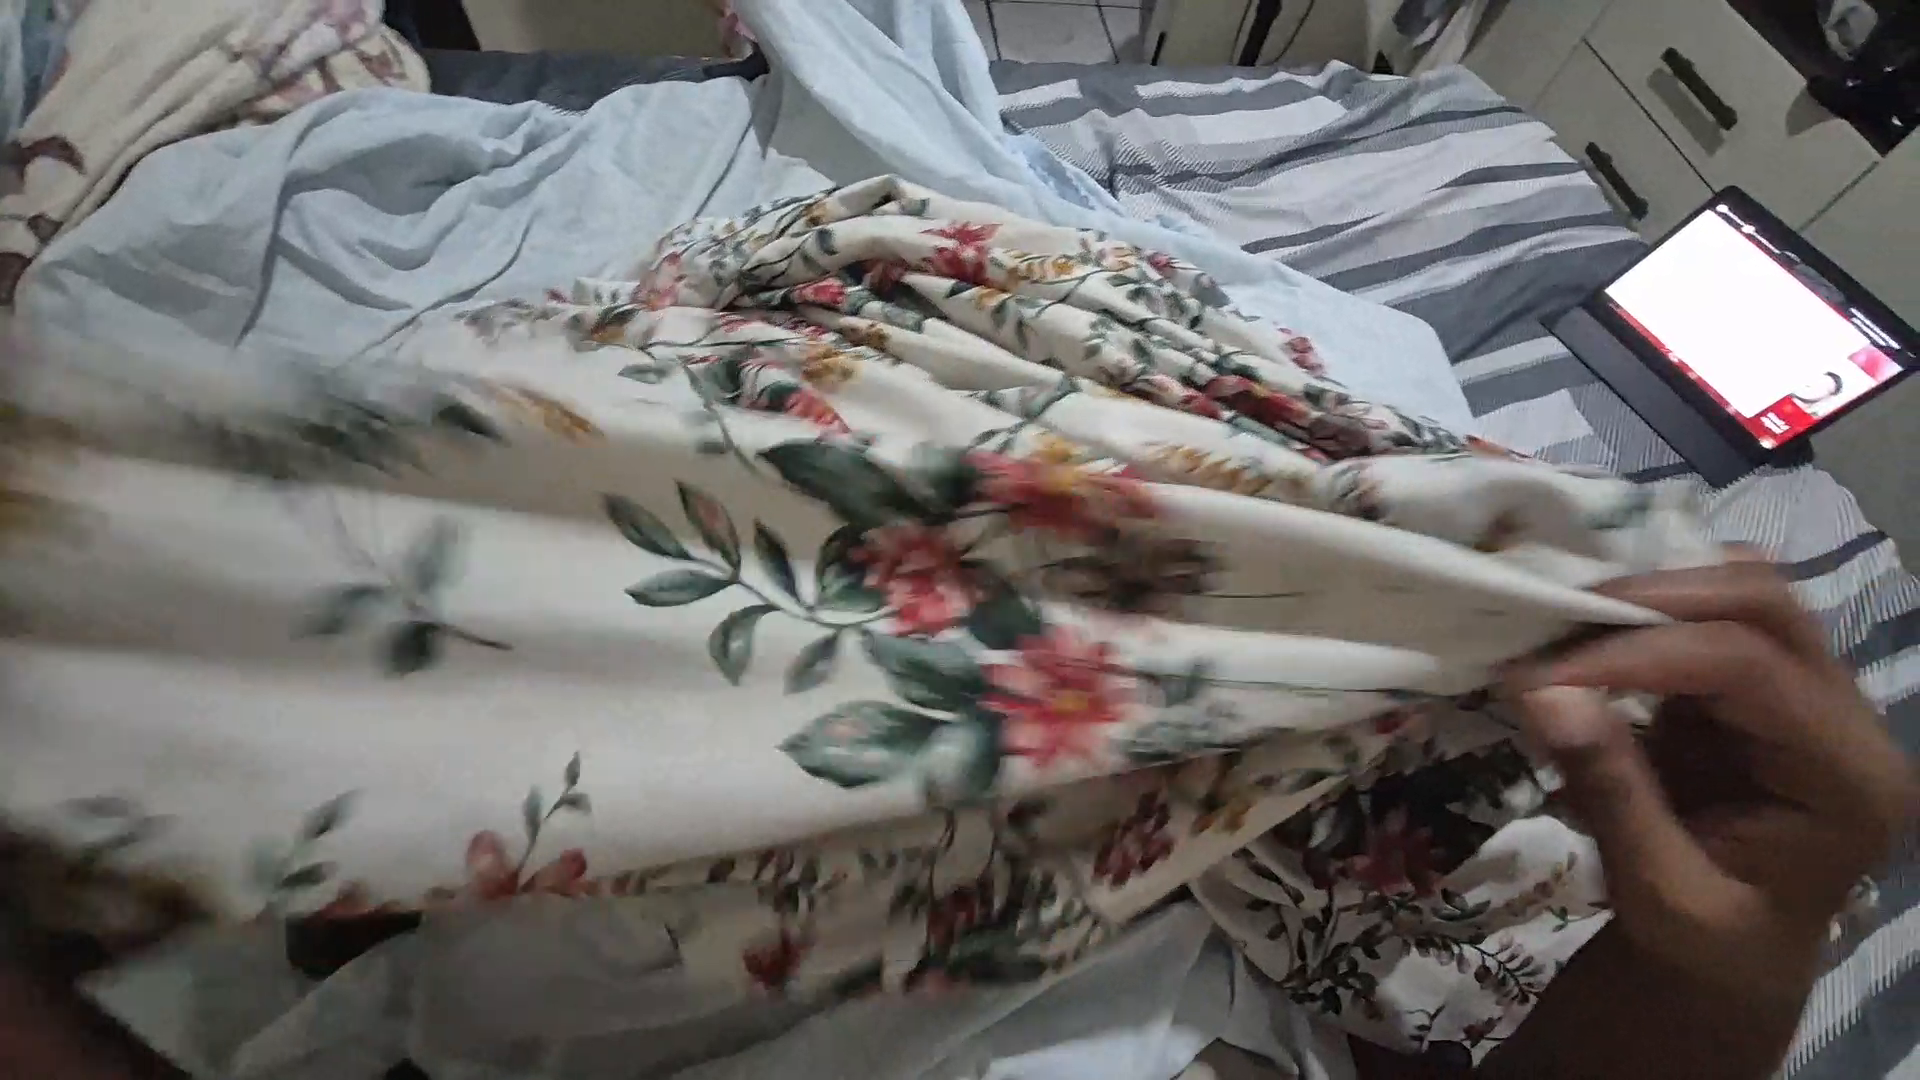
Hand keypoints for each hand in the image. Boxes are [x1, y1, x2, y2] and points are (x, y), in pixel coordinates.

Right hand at [1508, 560, 1916, 1000]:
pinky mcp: (1750, 691)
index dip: (1633, 655)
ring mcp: (1802, 698)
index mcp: (1846, 780)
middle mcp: (1845, 722)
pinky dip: (1639, 609)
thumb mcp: (1656, 886)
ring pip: (1738, 594)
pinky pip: (1704, 617)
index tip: (1533, 675)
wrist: (1729, 954)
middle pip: (1762, 604)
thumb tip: (1539, 693)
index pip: (1746, 666)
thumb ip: (1608, 790)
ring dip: (1640, 595)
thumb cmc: (1705, 937)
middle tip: (1547, 624)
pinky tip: (1585, 632)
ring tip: (1558, 626)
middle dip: (1645, 597)